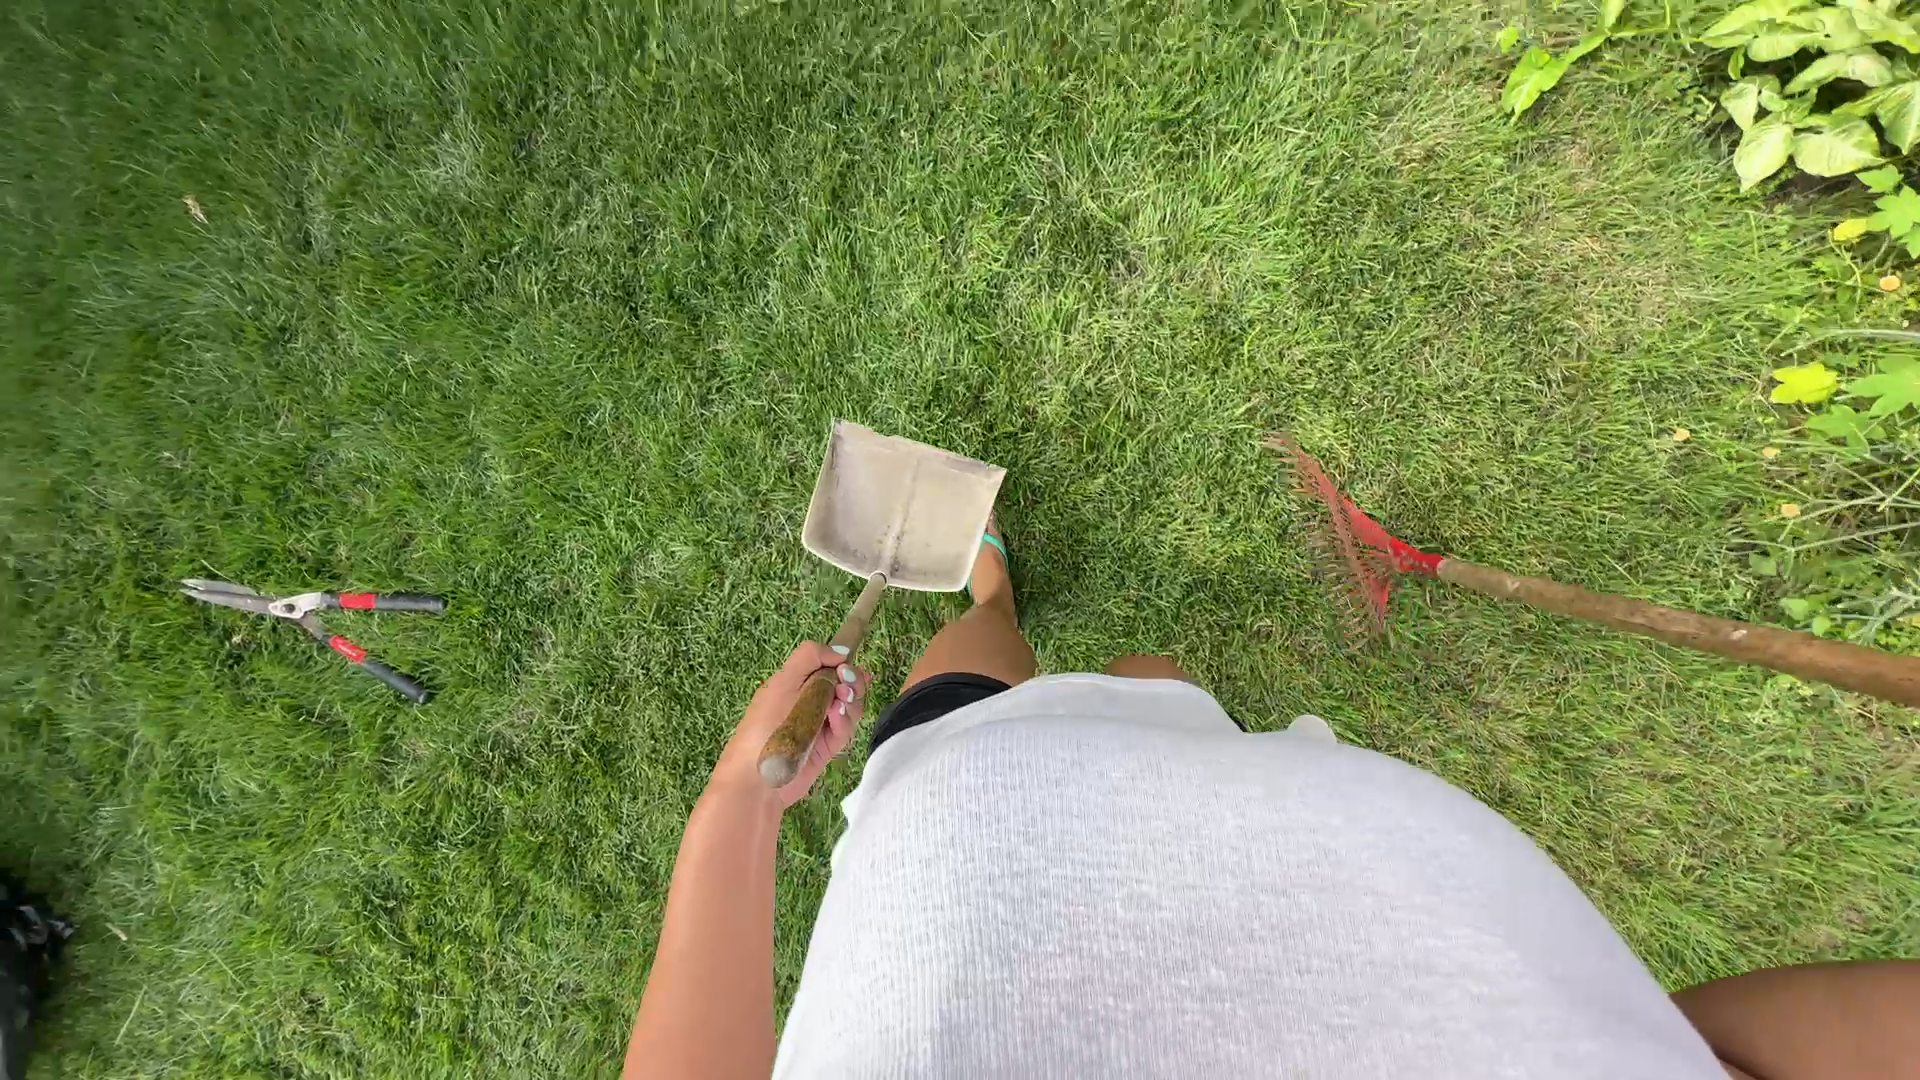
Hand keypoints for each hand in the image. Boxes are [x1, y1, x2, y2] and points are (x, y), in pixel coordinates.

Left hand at [711, 642, 871, 811]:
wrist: (757, 779)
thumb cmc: (765, 725)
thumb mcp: (782, 682)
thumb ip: (810, 657)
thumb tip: (840, 652)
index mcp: (796, 681)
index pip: (828, 663)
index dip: (841, 663)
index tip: (843, 668)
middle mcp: (810, 699)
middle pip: (845, 682)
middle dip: (852, 681)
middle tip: (846, 687)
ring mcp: (820, 722)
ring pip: (850, 703)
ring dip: (851, 701)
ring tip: (839, 706)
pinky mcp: (828, 745)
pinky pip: (846, 726)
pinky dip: (845, 721)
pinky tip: (836, 720)